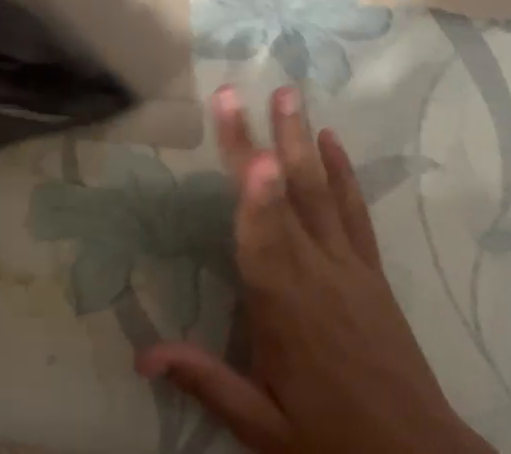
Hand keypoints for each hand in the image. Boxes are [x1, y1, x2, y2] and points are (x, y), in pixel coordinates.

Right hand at [138, 86, 493, 453]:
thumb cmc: (330, 438)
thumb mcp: (263, 424)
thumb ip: (205, 381)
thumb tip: (140, 355)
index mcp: (282, 306)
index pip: (262, 241)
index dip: (257, 197)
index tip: (254, 153)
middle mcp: (315, 274)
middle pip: (283, 198)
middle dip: (259, 140)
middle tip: (236, 91)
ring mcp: (347, 267)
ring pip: (319, 192)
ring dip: (299, 139)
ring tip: (286, 92)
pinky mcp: (370, 272)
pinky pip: (355, 213)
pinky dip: (344, 173)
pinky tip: (331, 139)